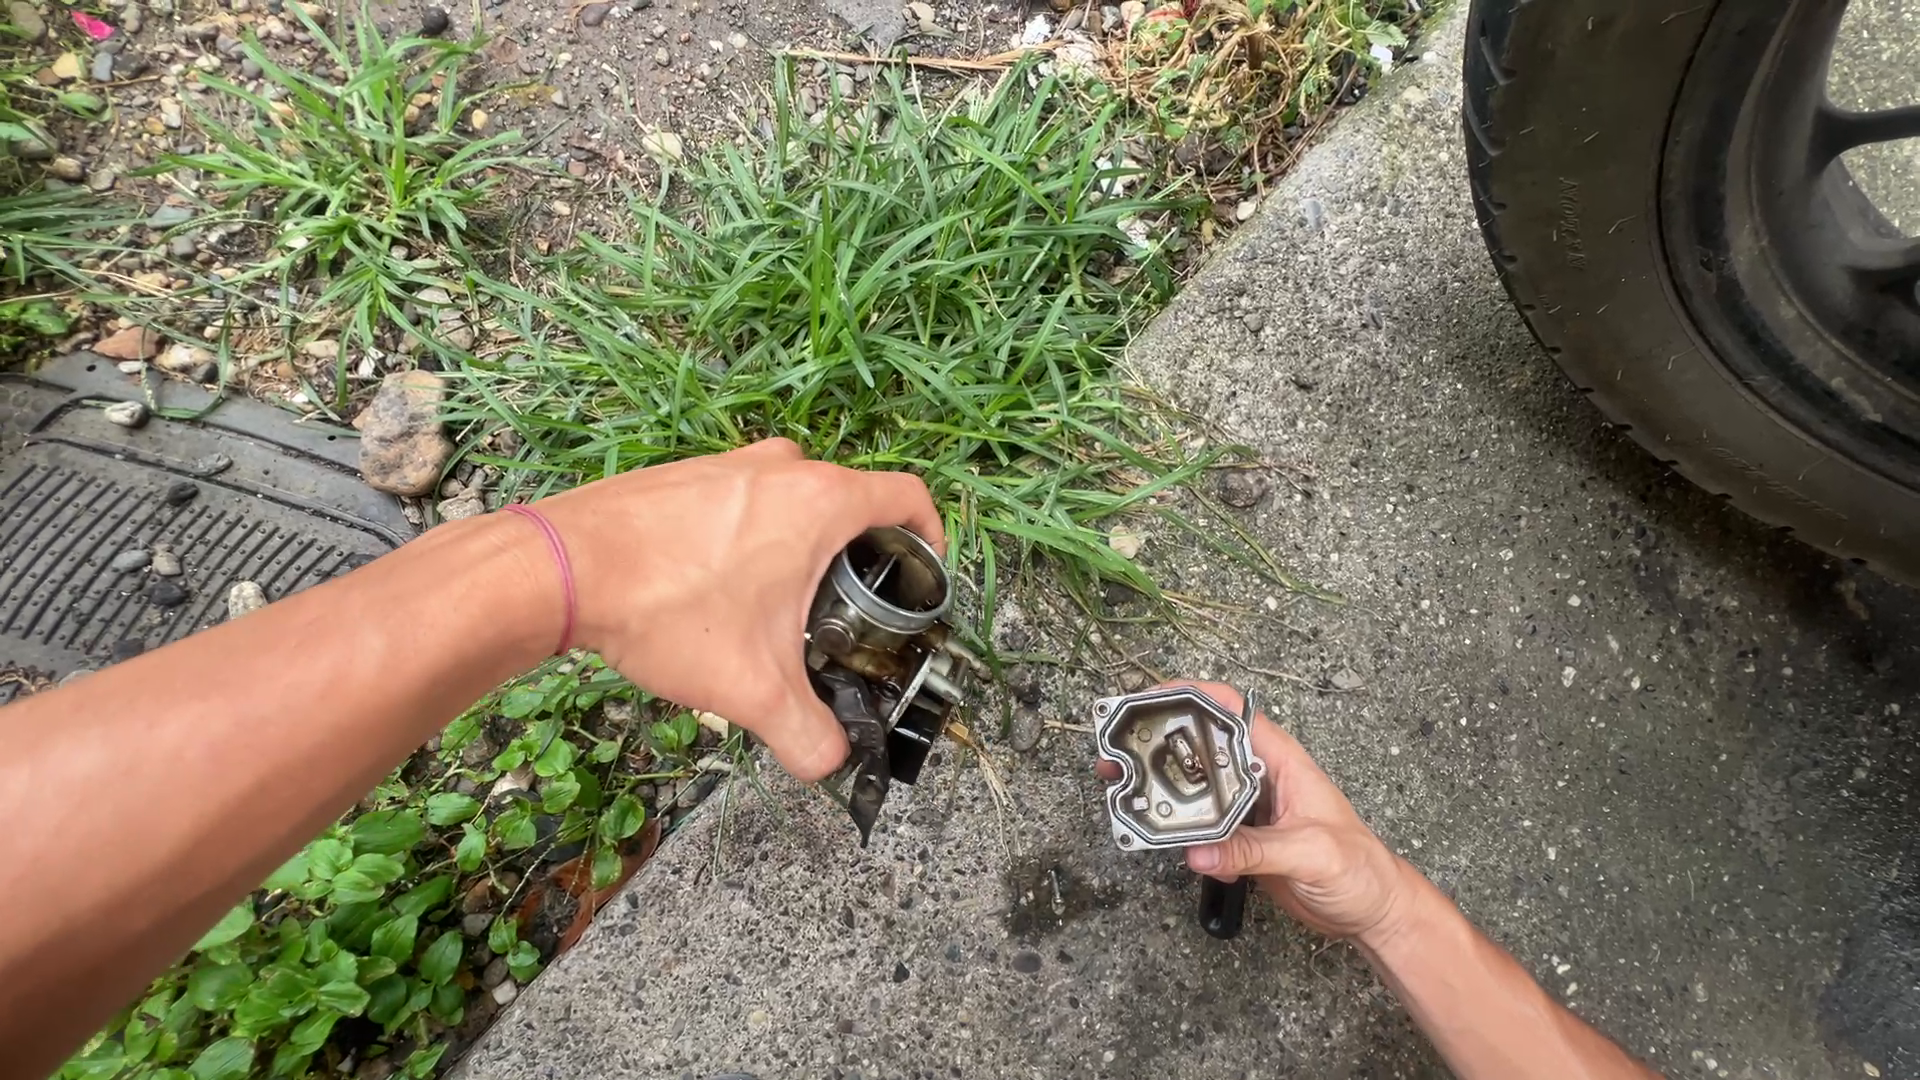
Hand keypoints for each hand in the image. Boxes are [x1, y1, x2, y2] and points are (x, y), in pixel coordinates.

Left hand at [521, 439, 944, 782]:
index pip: (909, 497)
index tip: (922, 571)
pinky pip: (750, 496)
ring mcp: (735, 462)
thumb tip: (832, 762)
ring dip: (808, 540)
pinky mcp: (692, 471)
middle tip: (847, 607)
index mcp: (821, 500)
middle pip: (855, 502)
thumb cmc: (671, 610)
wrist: (559, 567)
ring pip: (800, 497)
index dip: (931, 533)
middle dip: (863, 552)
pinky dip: (759, 530)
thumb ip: (808, 734)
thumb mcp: (752, 686)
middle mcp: (785, 466)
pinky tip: (724, 580)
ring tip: (785, 599)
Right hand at [1100, 681, 1418, 946]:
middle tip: (1118, 746)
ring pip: (1190, 779)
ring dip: (1155, 779)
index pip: (1228, 708)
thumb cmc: (1359, 870)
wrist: (1372, 911)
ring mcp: (1242, 803)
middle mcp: (1253, 772)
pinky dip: (1171, 821)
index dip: (1189, 693)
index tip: (1149, 698)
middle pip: (1198, 740)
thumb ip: (1255, 850)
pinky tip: (1154, 828)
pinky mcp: (1235, 833)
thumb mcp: (1312, 853)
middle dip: (1156, 736)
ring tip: (1118, 781)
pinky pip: (1195, 819)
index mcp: (1276, 757)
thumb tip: (1198, 852)